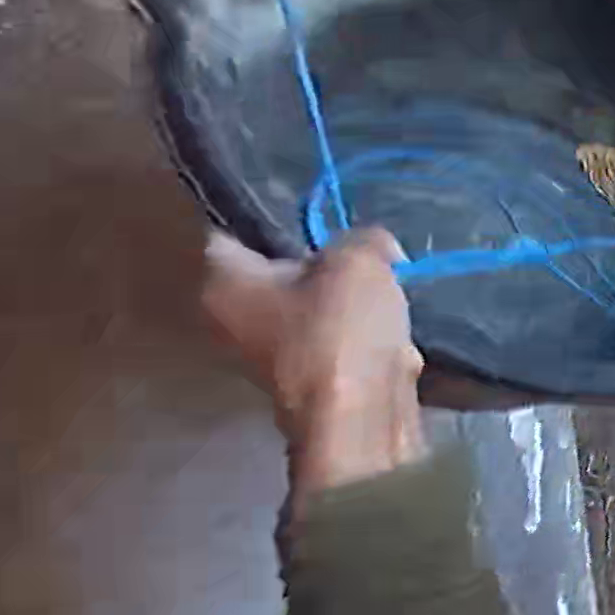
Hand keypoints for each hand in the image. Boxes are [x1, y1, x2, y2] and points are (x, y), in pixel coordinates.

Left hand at [203, 229, 426, 500]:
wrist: (359, 405)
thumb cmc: (341, 325)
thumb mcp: (361, 260)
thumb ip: (366, 237)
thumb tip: (375, 246)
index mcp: (223, 282)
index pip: (234, 231)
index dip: (276, 215)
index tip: (321, 210)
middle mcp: (229, 314)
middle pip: (277, 266)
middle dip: (322, 255)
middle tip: (368, 245)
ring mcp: (266, 347)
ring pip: (309, 299)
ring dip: (345, 290)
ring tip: (389, 277)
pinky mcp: (306, 369)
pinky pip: (331, 328)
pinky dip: (357, 320)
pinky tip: (390, 313)